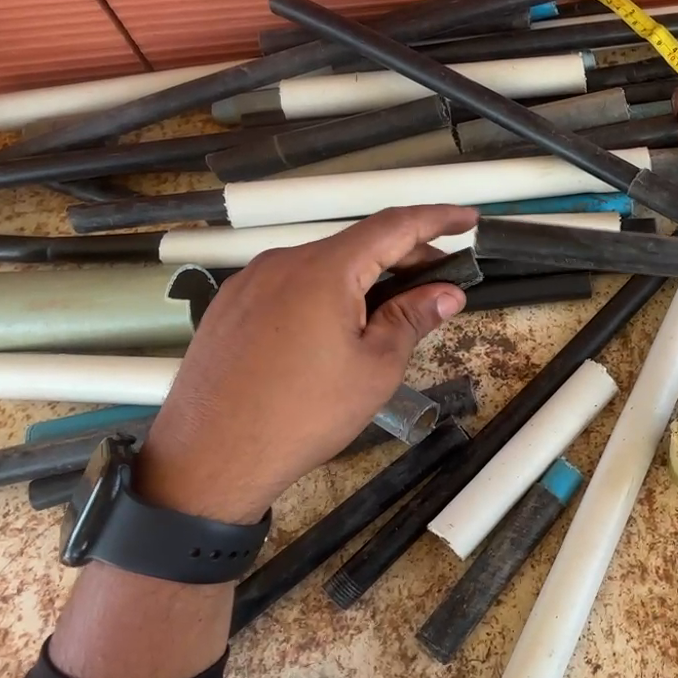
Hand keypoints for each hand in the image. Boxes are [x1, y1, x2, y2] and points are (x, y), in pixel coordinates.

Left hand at [136, 205, 477, 523]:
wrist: (209, 459)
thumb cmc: (303, 414)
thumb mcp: (375, 368)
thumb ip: (412, 319)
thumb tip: (447, 294)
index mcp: (324, 269)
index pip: (394, 225)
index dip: (437, 218)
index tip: (467, 219)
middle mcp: (283, 262)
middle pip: (357, 243)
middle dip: (406, 256)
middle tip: (442, 282)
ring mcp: (251, 282)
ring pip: (324, 264)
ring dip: (367, 276)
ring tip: (396, 309)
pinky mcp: (232, 306)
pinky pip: (293, 283)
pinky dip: (330, 290)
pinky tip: (342, 324)